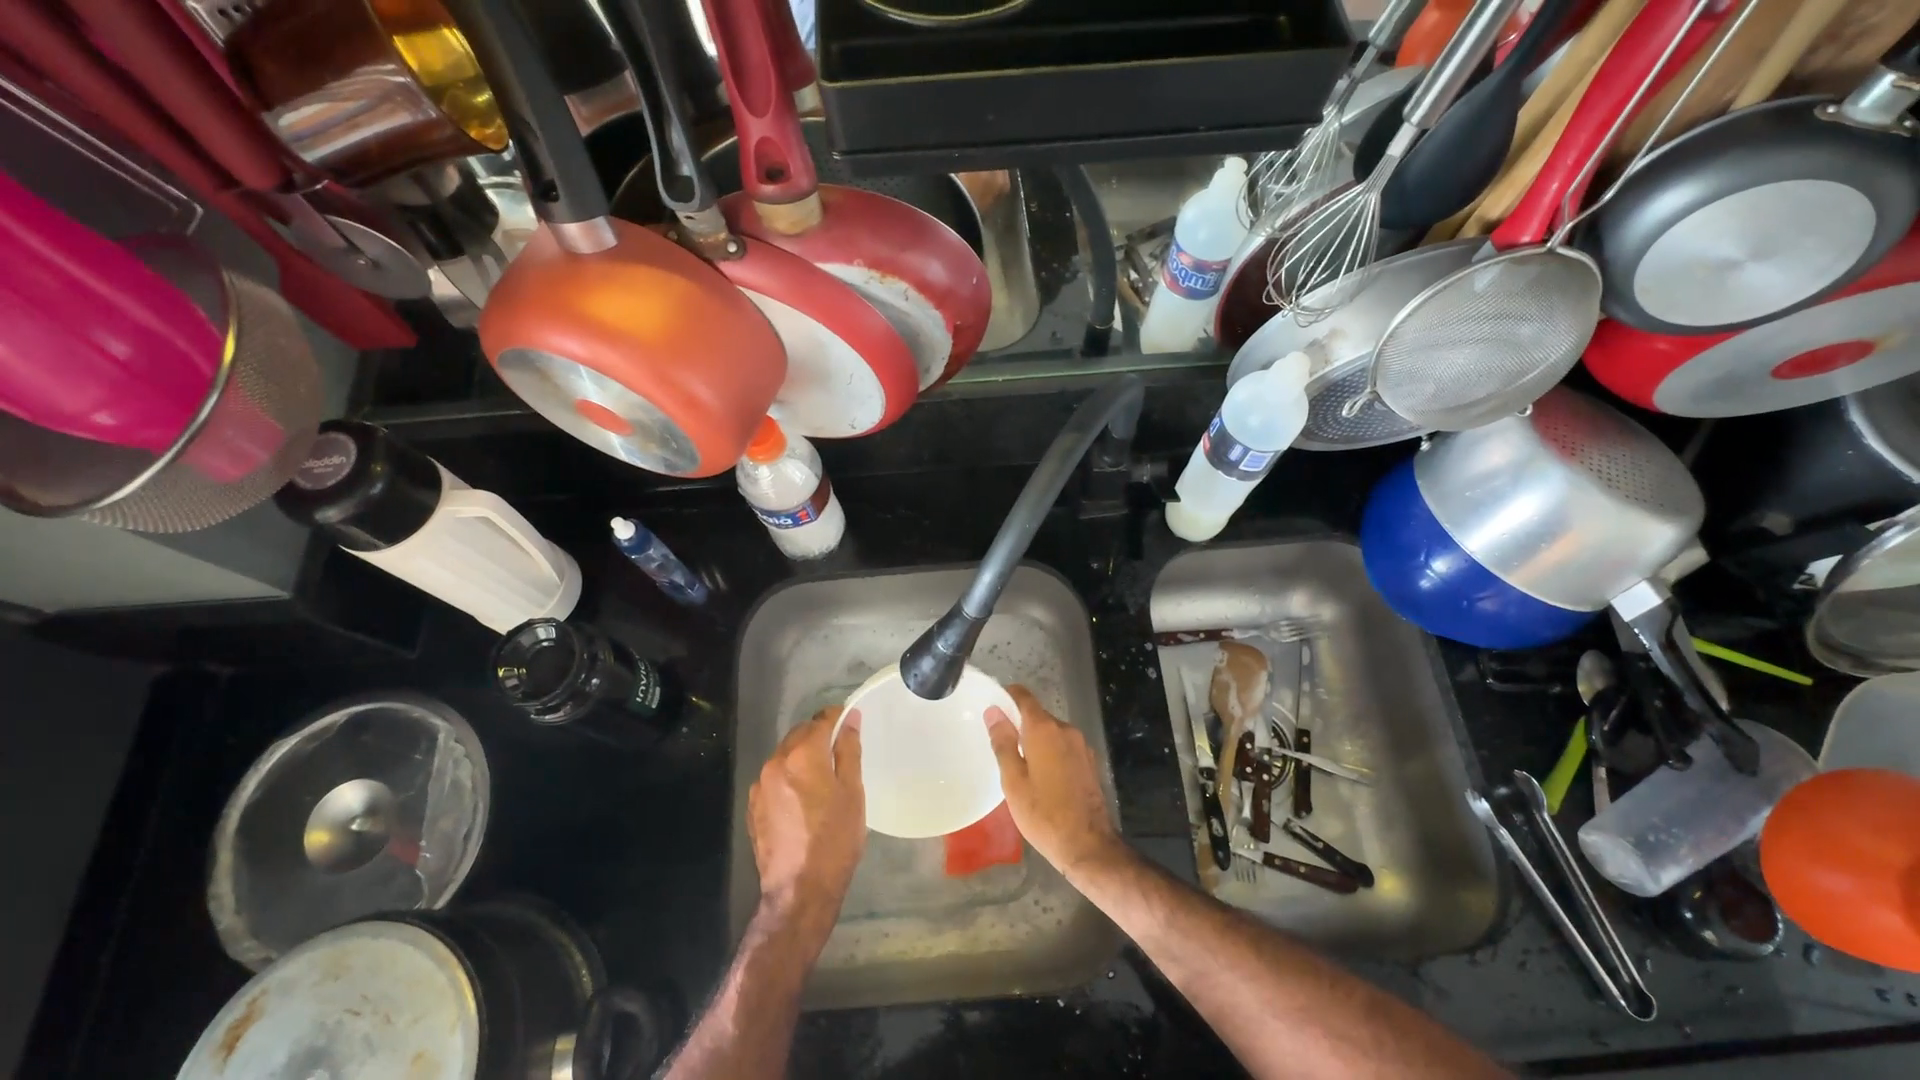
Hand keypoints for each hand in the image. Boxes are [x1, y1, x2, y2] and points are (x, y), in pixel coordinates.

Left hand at [749, 706, 864, 936]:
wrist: (800, 889)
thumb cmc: (835, 839)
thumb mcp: (852, 793)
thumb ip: (849, 750)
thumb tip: (850, 719)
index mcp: (802, 755)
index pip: (821, 720)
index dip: (837, 717)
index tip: (850, 723)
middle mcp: (775, 763)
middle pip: (799, 736)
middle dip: (818, 737)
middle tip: (840, 754)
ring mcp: (760, 786)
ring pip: (784, 757)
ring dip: (802, 759)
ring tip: (822, 781)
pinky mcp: (753, 807)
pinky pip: (773, 780)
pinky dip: (788, 779)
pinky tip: (802, 802)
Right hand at [986, 685, 1125, 878]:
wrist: (1087, 844)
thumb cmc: (1043, 813)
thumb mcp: (1013, 780)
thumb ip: (1003, 742)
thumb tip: (993, 711)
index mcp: (1044, 729)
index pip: (1023, 696)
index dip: (1006, 696)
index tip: (991, 708)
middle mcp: (1066, 730)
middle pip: (1038, 715)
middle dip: (1019, 724)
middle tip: (999, 745)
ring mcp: (1081, 746)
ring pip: (1051, 732)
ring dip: (1035, 741)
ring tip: (1018, 765)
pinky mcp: (1089, 762)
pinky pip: (1063, 747)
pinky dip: (1050, 752)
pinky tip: (1041, 777)